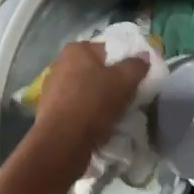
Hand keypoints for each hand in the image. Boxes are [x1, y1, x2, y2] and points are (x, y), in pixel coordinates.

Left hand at [29, 41, 148, 160]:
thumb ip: (136, 65)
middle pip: (96, 72)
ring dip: (99, 102)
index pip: (108, 50)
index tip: (133, 82)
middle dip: (111, 85)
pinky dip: (87, 116)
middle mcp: (60, 64)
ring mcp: (52, 89)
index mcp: (76, 49)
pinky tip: (96, 128)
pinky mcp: (50, 112)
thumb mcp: (124, 81)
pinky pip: (77, 109)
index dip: (124, 65)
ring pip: (87, 92)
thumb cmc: (92, 104)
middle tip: (125, 101)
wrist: (61, 144)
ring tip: (112, 117)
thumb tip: (144, 57)